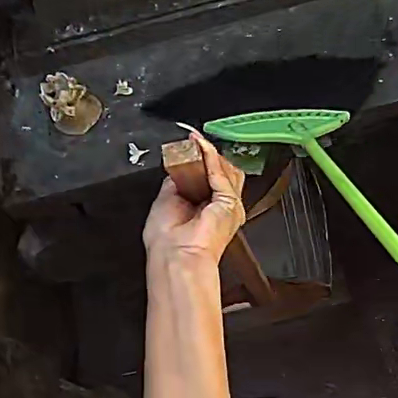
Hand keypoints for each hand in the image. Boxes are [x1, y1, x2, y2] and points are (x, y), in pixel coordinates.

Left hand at [143, 130, 246, 266]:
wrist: (174, 254)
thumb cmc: (168, 240)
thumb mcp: (167, 198)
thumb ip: (178, 180)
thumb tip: (181, 164)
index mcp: (207, 209)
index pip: (212, 177)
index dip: (201, 159)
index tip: (189, 144)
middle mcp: (221, 207)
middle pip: (223, 171)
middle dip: (207, 156)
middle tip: (191, 143)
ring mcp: (229, 204)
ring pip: (226, 170)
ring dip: (209, 155)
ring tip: (194, 143)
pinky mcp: (230, 202)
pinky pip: (221, 174)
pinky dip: (210, 157)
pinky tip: (200, 146)